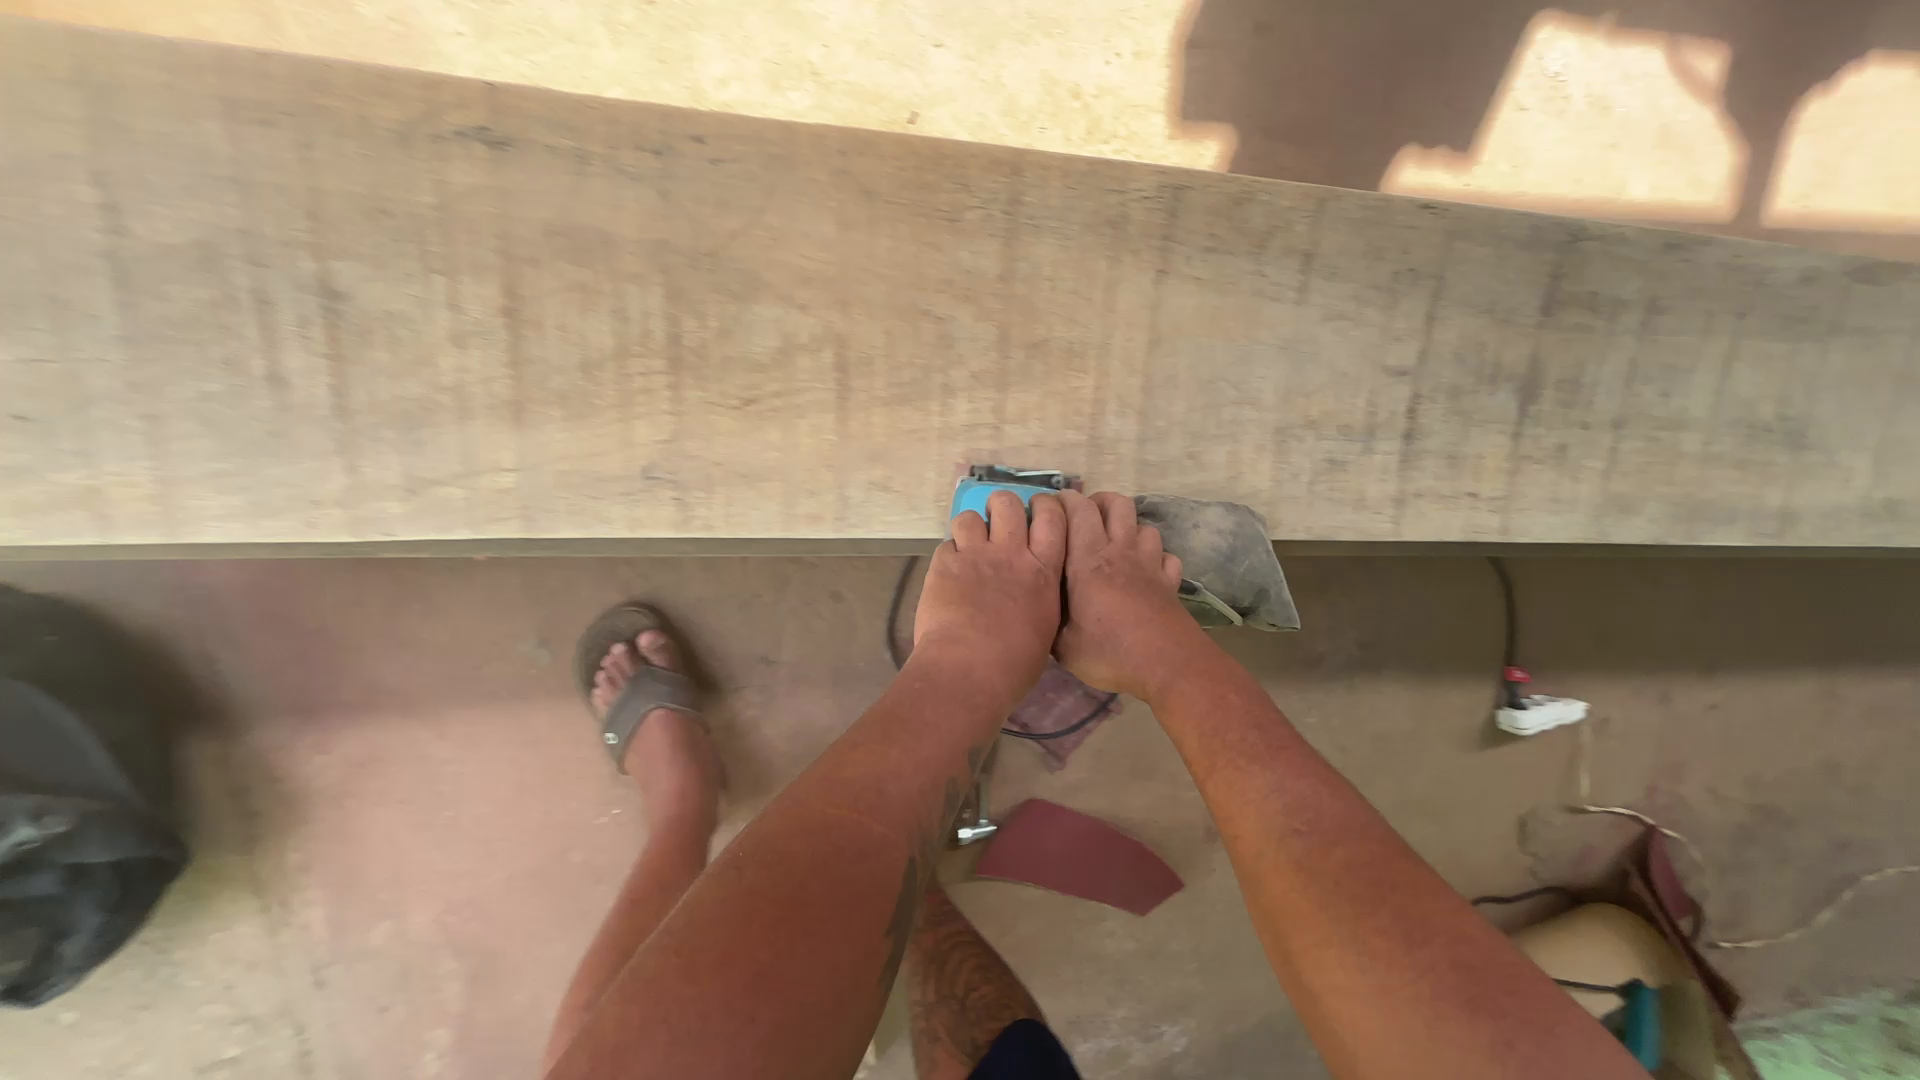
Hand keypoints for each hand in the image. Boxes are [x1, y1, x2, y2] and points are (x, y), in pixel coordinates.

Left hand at [911, 490, 1066, 694]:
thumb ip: (1040, 599)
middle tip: (997, 521)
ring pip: (971, 517)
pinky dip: (949, 554)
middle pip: (1008, 504)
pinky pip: (946, 544)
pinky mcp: (945, 565)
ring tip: (968, 546)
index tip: (1038, 509)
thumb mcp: (1045, 628)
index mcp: (1043, 572)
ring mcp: (976, 556)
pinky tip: (948, 572)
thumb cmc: (1015, 664)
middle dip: (1002, 505)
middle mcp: (1011, 555)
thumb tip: (1031, 596)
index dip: (1045, 506)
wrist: (969, 670)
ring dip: (970, 527)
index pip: (1052, 519)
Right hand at [1054, 490, 1210, 703]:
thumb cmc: (1110, 652)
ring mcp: (1150, 564)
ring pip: (1142, 524)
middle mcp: (1121, 552)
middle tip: (1078, 517)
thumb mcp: (1063, 646)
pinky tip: (1145, 570)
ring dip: (1126, 526)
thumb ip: (1048, 619)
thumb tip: (1038, 606)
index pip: (1077, 510)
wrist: (1168, 665)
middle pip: (1115, 504)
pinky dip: (1154, 556)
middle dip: (1094, 501)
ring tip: (1112, 541)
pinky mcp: (1170, 581)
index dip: (1062, 501)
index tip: (1045, 507)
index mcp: (1088, 561)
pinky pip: (1165, 555)